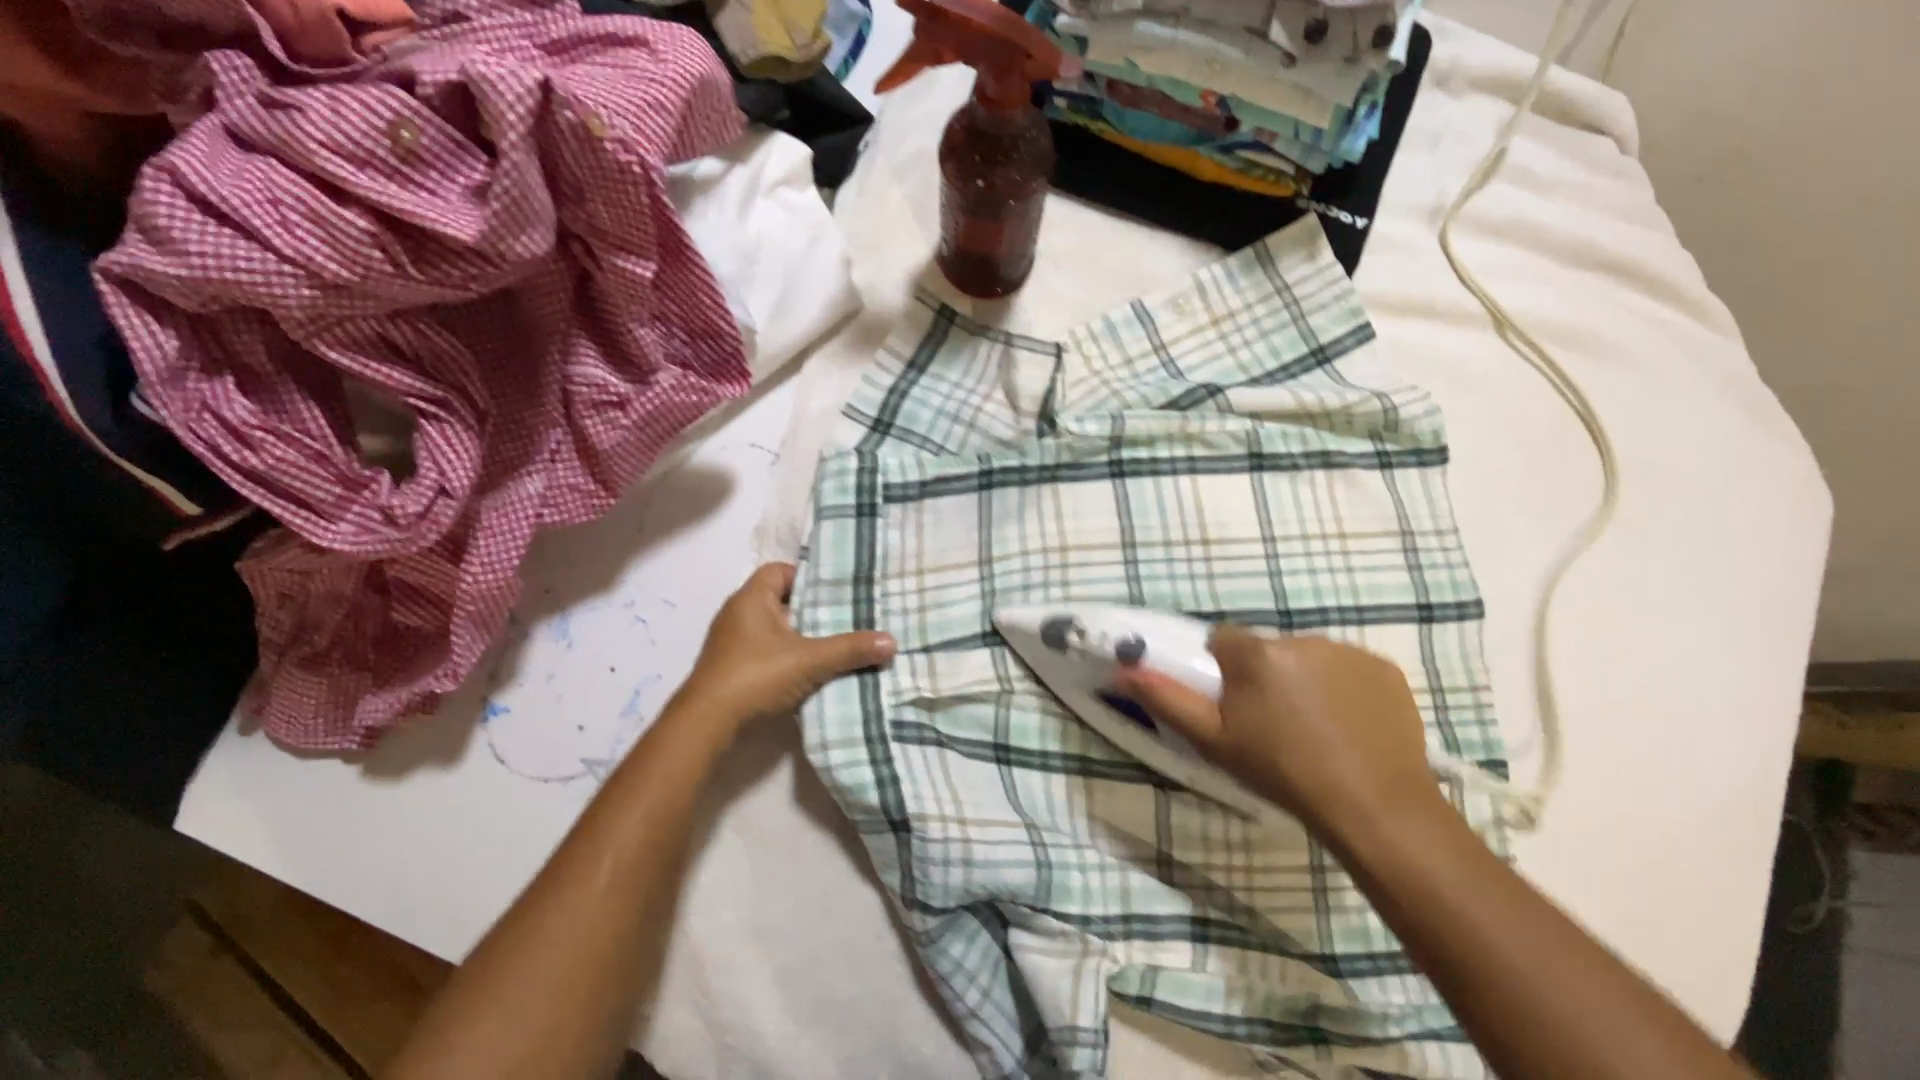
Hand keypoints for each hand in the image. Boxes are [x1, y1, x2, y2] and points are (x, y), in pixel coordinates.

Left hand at [671, 563, 895, 734]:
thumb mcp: (811, 660)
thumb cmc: (756, 676)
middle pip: (779, 601)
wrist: (707, 723)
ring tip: (833, 646)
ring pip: (773, 631)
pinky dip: (785, 659)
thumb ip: (850, 650)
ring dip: (798, 638)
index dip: (807, 578)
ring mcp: (730, 643)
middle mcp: (737, 614)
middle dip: (810, 611)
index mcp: (751, 598)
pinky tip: (808, 673)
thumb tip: (891, 642)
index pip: (779, 571)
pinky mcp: (730, 669)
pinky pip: (764, 653)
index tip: (834, 593)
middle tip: (844, 619)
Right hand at [1108, 627, 1442, 834]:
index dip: (1222, 673)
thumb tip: (1120, 669)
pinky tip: (1348, 728)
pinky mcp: (1384, 669)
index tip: (1231, 707)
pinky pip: (1349, 671)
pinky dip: (1343, 691)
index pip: (1222, 641)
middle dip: (1262, 678)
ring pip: (1308, 659)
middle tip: (1269, 727)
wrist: (1373, 806)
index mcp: (1255, 654)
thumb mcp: (1213, 742)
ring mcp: (1349, 652)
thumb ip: (1165, 698)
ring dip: (1303, 682)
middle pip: (1266, 651)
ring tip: (1313, 731)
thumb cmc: (1282, 774)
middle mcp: (1302, 639)